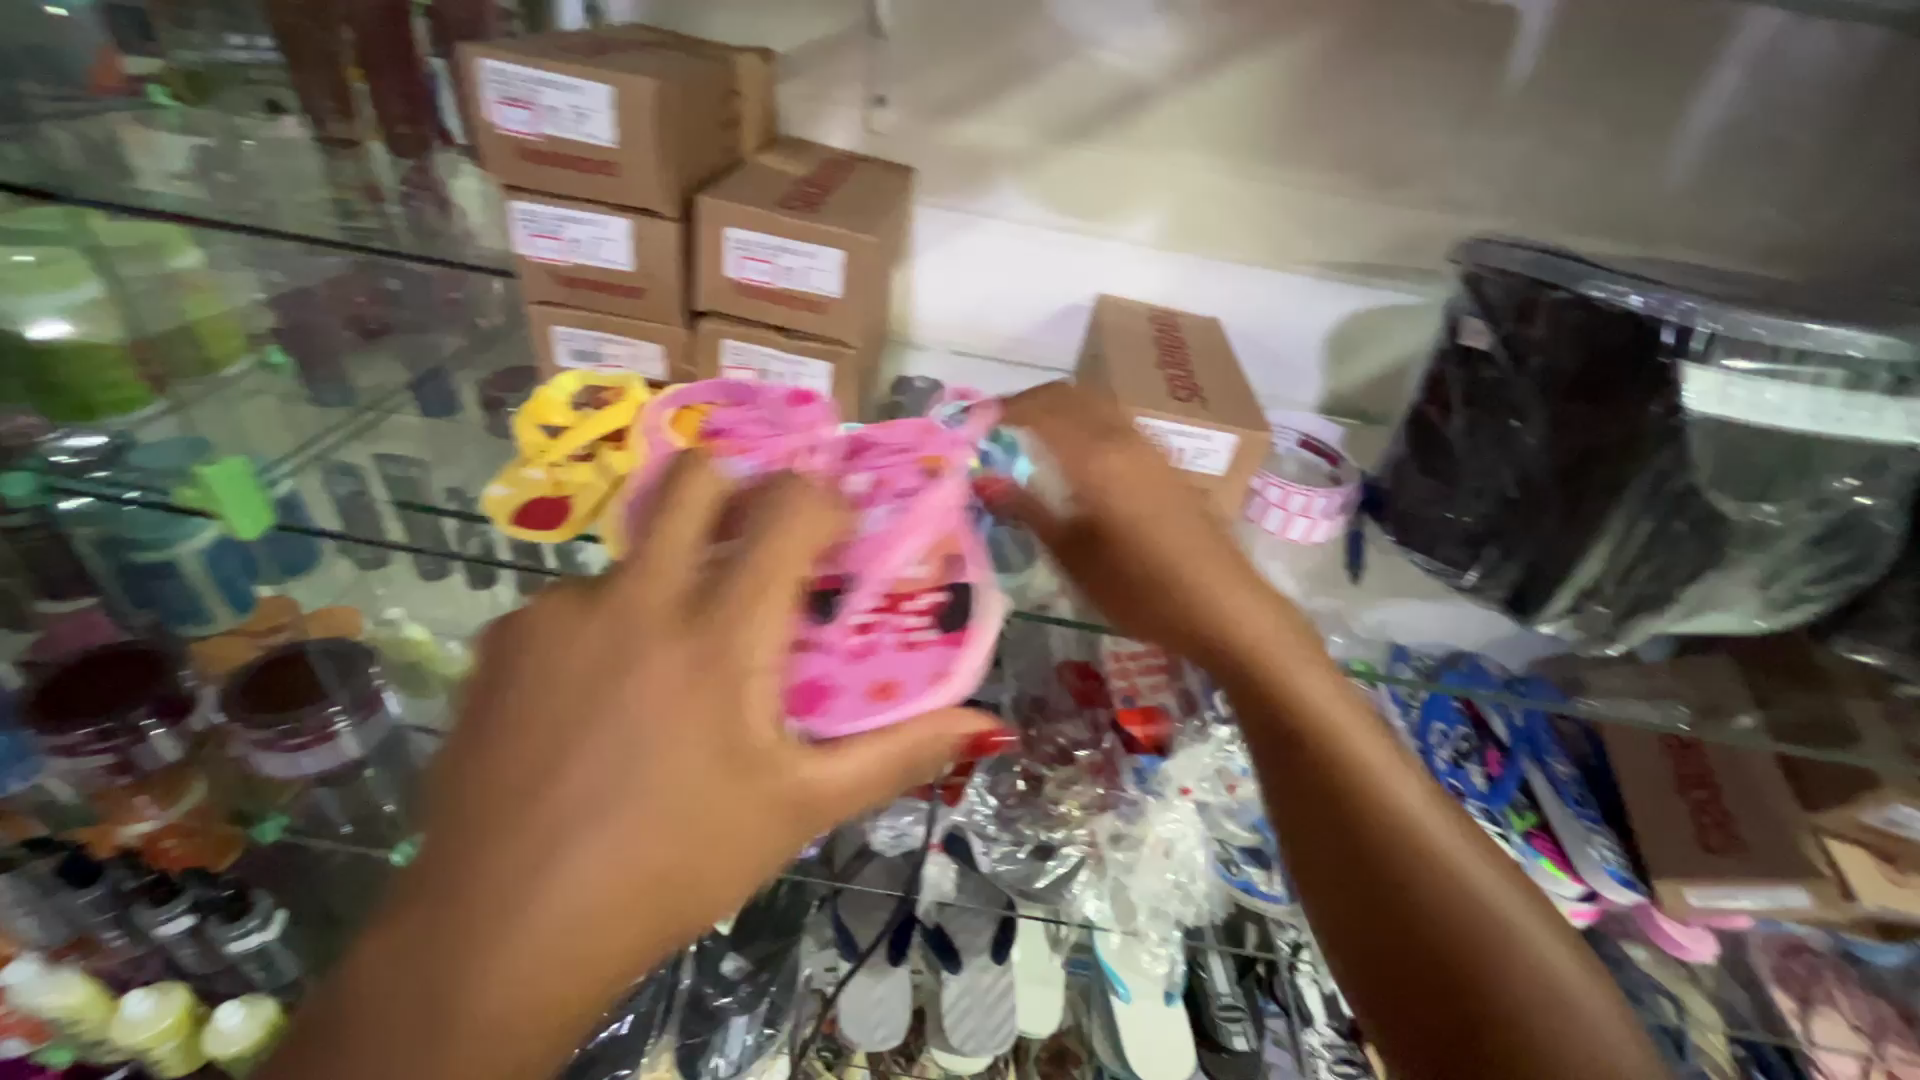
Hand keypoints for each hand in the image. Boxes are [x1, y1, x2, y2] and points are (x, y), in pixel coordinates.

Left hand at [405, 453, 1008, 989]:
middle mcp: (640, 596)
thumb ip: (897, 754)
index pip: (789, 507)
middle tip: (757, 546)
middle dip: (739, 488)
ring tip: (670, 668)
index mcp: (722, 631)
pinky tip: (600, 704)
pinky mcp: (504, 640)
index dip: (825, 502)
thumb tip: (987, 723)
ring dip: (670, 581)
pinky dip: (606, 628)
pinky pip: (574, 604)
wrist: (504, 929)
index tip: (836, 537)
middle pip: (695, 476)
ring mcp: (560, 612)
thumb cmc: (677, 864)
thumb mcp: (800, 809)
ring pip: (635, 553)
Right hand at [977, 381, 1302, 671]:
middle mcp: (1124, 438)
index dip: (1001, 410)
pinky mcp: (1167, 465)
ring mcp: (1151, 449)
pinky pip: (1117, 426)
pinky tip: (1077, 463)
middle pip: (1070, 395)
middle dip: (1030, 403)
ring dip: (1060, 411)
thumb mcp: (1072, 556)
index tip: (971, 426)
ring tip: (1031, 443)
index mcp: (1094, 456)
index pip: (1039, 407)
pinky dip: (1086, 426)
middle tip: (997, 431)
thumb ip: (1027, 510)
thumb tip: (983, 480)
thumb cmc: (1138, 589)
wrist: (1222, 606)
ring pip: (1097, 407)